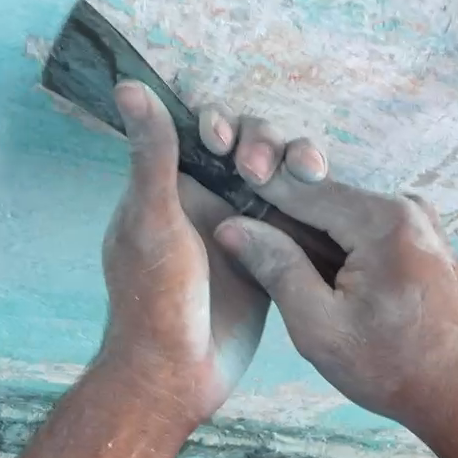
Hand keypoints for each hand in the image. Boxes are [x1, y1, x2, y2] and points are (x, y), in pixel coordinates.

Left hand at [96, 81, 316, 425]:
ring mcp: (240, 230)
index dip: (219, 125)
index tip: (224, 144)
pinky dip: (311, 202)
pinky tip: (328, 194)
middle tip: (263, 170)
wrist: (177, 372)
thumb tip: (129, 85)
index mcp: (170, 188)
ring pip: (276, 180)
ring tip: (310, 172)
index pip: (199, 133)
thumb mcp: (152, 219)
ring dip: (294, 167)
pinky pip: (295, 217)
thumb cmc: (154, 296)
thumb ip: (151, 154)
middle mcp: (206, 203)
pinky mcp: (269, 257)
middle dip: (263, 143)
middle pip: (245, 150)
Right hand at [211, 147, 457, 454]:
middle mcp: (405, 207)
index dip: (252, 187)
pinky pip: (359, 230)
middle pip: (319, 197)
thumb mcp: (319, 325)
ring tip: (270, 262)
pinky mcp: (419, 241)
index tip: (215, 180)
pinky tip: (311, 275)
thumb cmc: (395, 368)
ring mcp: (417, 222)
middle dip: (277, 216)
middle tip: (238, 237)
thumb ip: (276, 267)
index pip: (299, 185)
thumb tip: (232, 227)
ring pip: (337, 215)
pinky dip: (329, 247)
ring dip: (302, 236)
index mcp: (382, 219)